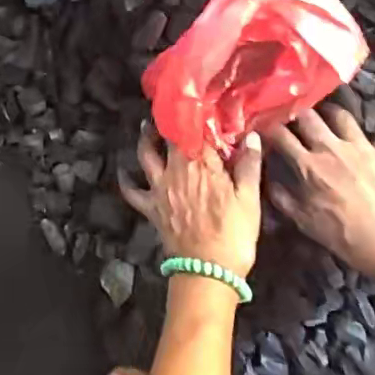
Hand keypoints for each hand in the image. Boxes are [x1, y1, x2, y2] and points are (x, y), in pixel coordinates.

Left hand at [119, 126, 263, 278]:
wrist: (208, 270)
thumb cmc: (234, 233)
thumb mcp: (250, 199)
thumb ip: (249, 165)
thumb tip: (251, 136)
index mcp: (200, 164)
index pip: (195, 132)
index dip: (194, 117)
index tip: (195, 105)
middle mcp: (174, 169)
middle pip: (165, 138)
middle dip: (166, 122)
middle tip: (167, 111)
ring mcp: (158, 187)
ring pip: (144, 155)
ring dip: (143, 139)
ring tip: (144, 128)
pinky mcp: (149, 206)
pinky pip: (131, 190)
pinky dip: (125, 179)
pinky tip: (123, 170)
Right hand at [267, 106, 374, 290]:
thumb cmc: (349, 240)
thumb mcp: (306, 223)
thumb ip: (282, 197)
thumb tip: (266, 177)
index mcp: (309, 165)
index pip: (279, 133)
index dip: (267, 126)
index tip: (263, 127)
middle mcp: (333, 148)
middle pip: (307, 115)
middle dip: (296, 113)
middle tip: (294, 119)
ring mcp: (364, 149)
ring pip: (342, 115)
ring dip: (331, 115)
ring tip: (328, 120)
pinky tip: (372, 137)